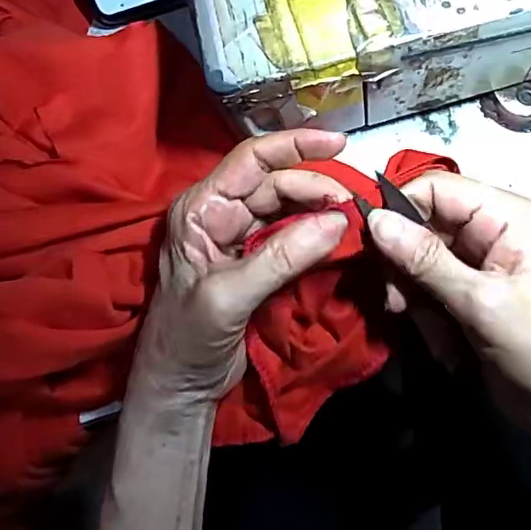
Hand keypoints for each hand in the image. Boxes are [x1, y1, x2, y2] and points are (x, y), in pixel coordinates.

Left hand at [132, 131, 354, 405]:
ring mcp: (238, 234)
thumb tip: (336, 220)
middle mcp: (219, 211)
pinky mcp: (256, 258)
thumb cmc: (186, 337)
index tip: (338, 143)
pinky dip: (315, 232)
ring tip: (351, 218)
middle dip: (314, 187)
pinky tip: (338, 234)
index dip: (294, 146)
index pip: (250, 160)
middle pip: (274, 182)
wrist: (179, 385)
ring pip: (286, 206)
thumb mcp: (228, 296)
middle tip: (352, 206)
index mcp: (201, 207)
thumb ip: (280, 257)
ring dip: (318, 208)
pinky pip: (291, 234)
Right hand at [365, 172, 530, 443]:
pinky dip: (422, 312)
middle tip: (398, 304)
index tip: (376, 250)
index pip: (434, 188)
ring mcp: (475, 257)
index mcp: (505, 215)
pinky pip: (421, 283)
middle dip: (404, 266)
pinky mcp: (463, 286)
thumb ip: (427, 261)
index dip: (400, 212)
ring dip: (414, 297)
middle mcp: (487, 227)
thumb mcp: (485, 307)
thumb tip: (375, 220)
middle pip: (417, 222)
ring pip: (412, 256)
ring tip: (435, 335)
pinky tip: (444, 343)